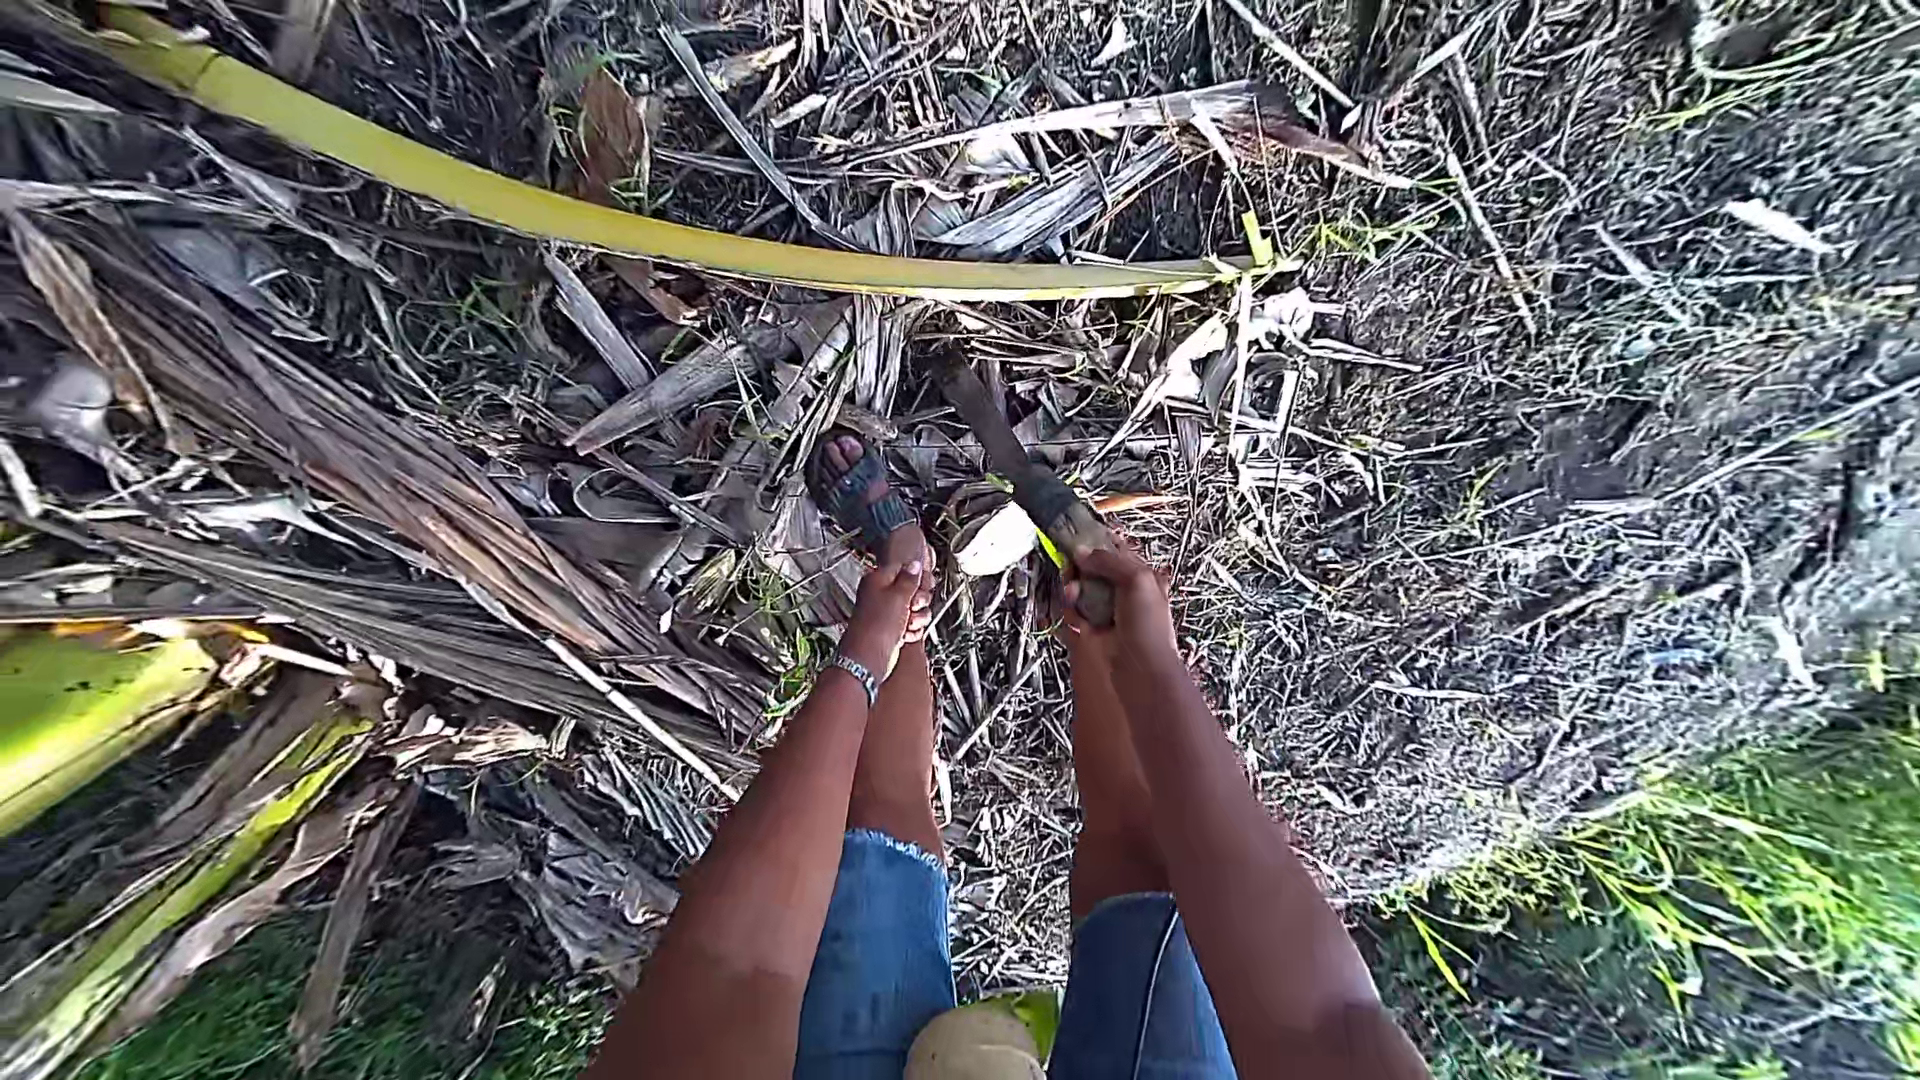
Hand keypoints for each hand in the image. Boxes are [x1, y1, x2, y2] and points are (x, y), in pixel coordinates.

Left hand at [840, 558, 923, 677]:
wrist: (869, 658)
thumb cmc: (877, 626)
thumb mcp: (898, 596)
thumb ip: (910, 579)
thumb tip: (915, 564)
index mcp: (878, 580)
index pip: (905, 568)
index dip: (918, 577)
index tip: (926, 584)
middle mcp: (881, 594)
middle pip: (913, 589)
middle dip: (919, 599)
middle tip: (913, 605)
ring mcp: (887, 612)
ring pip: (915, 608)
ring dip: (918, 617)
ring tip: (909, 623)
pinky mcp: (893, 629)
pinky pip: (912, 624)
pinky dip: (912, 629)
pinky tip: (906, 633)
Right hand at [1061, 543, 1177, 664]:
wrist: (1141, 669)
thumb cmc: (1148, 625)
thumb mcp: (1136, 580)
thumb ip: (1108, 561)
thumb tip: (1080, 552)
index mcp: (1142, 575)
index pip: (1117, 550)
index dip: (1098, 543)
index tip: (1078, 537)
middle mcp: (1123, 590)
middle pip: (1093, 568)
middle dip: (1081, 566)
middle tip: (1073, 566)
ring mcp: (1107, 608)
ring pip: (1081, 587)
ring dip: (1074, 586)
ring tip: (1073, 591)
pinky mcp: (1091, 625)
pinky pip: (1075, 608)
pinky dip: (1071, 606)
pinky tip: (1073, 607)